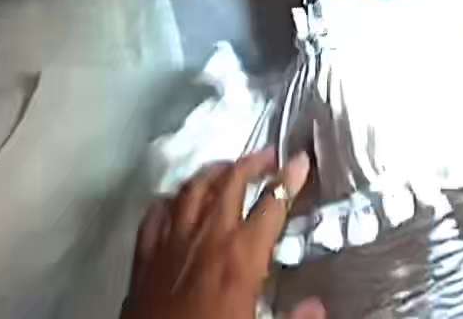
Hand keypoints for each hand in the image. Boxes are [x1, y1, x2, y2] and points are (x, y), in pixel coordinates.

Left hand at [123, 150, 322, 318]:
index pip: (274, 201)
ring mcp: (172, 242)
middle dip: (254, 162)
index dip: (291, 177)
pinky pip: (156, 213)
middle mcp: (209, 235)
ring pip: (195, 186)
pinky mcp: (144, 258)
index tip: (302, 160)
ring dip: (215, 171)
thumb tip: (318, 307)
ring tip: (228, 168)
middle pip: (233, 179)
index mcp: (242, 255)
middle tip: (269, 158)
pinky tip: (179, 199)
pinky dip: (171, 199)